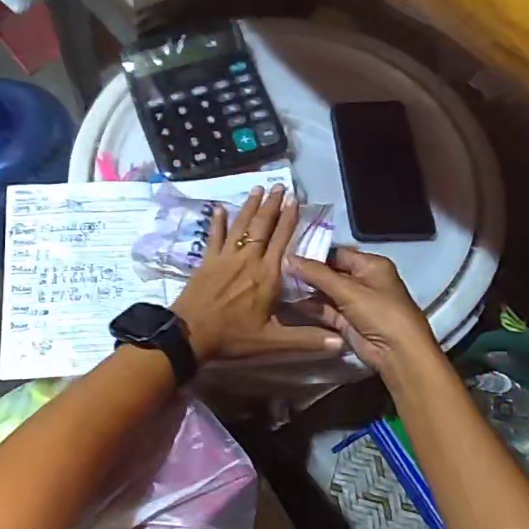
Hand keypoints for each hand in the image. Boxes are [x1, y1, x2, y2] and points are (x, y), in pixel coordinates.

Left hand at [170, 186, 343, 362]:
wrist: (188, 335)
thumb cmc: (232, 337)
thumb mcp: (272, 342)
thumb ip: (306, 340)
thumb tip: (340, 343)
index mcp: (267, 275)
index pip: (282, 240)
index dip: (289, 218)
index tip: (295, 199)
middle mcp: (247, 259)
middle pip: (262, 226)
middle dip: (272, 204)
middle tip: (279, 186)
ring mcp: (224, 258)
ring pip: (240, 226)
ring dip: (250, 206)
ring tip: (257, 188)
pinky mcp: (206, 262)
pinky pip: (213, 237)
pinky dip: (217, 222)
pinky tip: (219, 208)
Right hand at [289, 248, 441, 377]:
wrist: (397, 352)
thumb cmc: (379, 312)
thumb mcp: (348, 289)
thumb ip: (316, 274)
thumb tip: (287, 259)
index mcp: (370, 265)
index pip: (336, 253)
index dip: (313, 254)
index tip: (286, 253)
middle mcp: (362, 280)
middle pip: (328, 273)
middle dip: (305, 273)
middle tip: (277, 269)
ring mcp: (353, 302)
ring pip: (324, 292)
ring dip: (304, 290)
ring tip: (276, 284)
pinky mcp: (345, 321)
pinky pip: (324, 310)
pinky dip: (308, 307)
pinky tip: (286, 302)